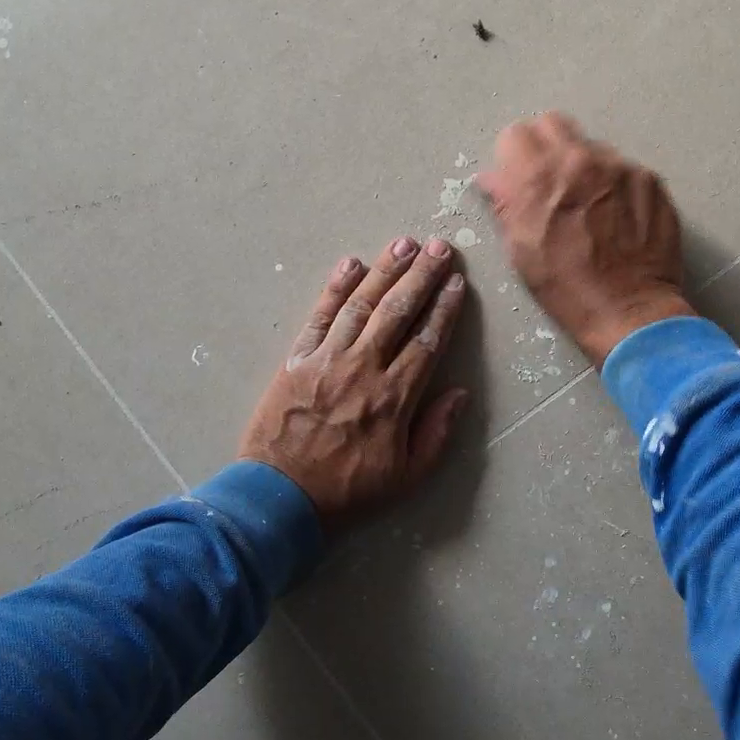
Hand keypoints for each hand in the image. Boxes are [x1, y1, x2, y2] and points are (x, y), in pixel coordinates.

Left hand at [239, 237, 470, 529]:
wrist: (280, 496)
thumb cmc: (349, 490)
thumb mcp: (407, 476)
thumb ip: (436, 433)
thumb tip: (459, 393)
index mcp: (396, 396)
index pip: (427, 340)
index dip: (445, 308)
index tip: (457, 282)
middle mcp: (364, 368)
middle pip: (398, 312)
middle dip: (421, 276)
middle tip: (438, 247)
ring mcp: (327, 360)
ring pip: (361, 305)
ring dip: (384, 271)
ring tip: (403, 244)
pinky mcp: (296, 360)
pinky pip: (319, 317)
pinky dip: (335, 289)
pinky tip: (351, 265)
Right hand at [479, 112, 696, 366]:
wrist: (628, 311)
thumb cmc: (565, 289)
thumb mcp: (520, 251)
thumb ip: (505, 205)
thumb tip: (493, 178)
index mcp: (537, 177)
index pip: (515, 134)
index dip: (514, 158)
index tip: (520, 180)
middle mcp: (579, 160)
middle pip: (553, 124)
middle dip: (546, 148)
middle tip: (552, 183)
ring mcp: (620, 166)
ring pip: (591, 146)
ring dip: (584, 166)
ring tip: (590, 207)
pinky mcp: (650, 179)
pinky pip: (623, 168)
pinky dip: (615, 185)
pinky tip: (618, 218)